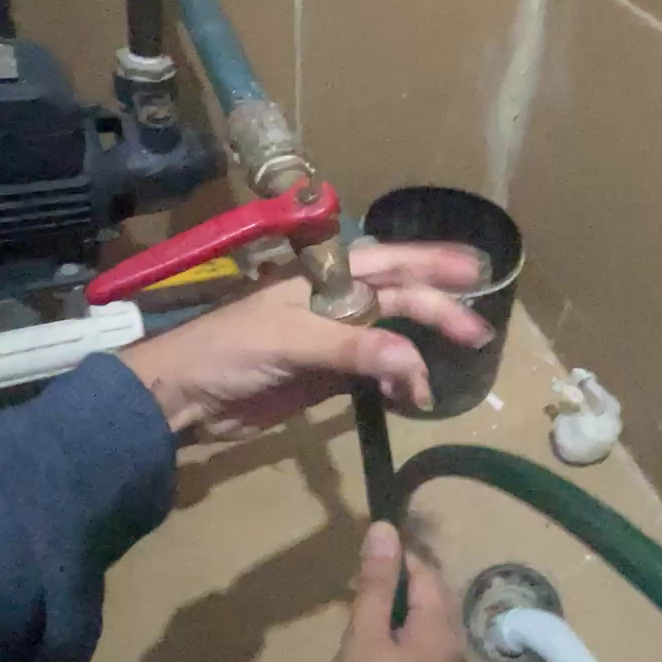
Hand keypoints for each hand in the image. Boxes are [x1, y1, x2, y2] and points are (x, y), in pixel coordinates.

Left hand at [116, 242, 491, 436]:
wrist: (184, 398)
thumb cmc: (230, 350)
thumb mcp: (292, 340)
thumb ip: (354, 346)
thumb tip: (413, 360)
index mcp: (327, 277)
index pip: (391, 261)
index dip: (433, 262)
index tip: (474, 269)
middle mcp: (339, 301)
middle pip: (401, 300)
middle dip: (440, 314)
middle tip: (477, 334)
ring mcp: (337, 338)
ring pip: (394, 339)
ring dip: (417, 359)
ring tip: (429, 390)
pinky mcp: (331, 374)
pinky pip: (378, 373)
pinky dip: (396, 384)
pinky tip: (408, 399)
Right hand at [318, 522, 463, 661]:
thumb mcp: (363, 638)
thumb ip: (375, 584)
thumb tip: (385, 528)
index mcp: (442, 630)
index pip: (425, 573)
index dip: (396, 559)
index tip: (365, 558)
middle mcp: (453, 650)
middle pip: (430, 598)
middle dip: (398, 585)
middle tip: (360, 587)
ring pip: (425, 626)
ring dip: (398, 613)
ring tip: (363, 617)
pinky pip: (421, 652)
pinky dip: (401, 640)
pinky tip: (375, 652)